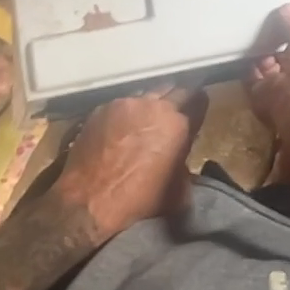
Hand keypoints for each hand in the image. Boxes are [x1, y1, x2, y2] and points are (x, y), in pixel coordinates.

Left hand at [52, 91, 198, 241]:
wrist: (89, 200)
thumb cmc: (138, 200)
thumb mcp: (177, 192)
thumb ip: (185, 167)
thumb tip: (182, 160)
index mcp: (179, 125)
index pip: (199, 100)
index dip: (200, 104)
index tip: (198, 109)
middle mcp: (155, 106)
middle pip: (176, 89)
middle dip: (180, 97)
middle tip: (178, 110)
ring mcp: (127, 104)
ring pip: (148, 93)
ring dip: (153, 103)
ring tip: (149, 118)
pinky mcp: (103, 108)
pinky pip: (123, 103)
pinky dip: (128, 112)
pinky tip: (123, 127)